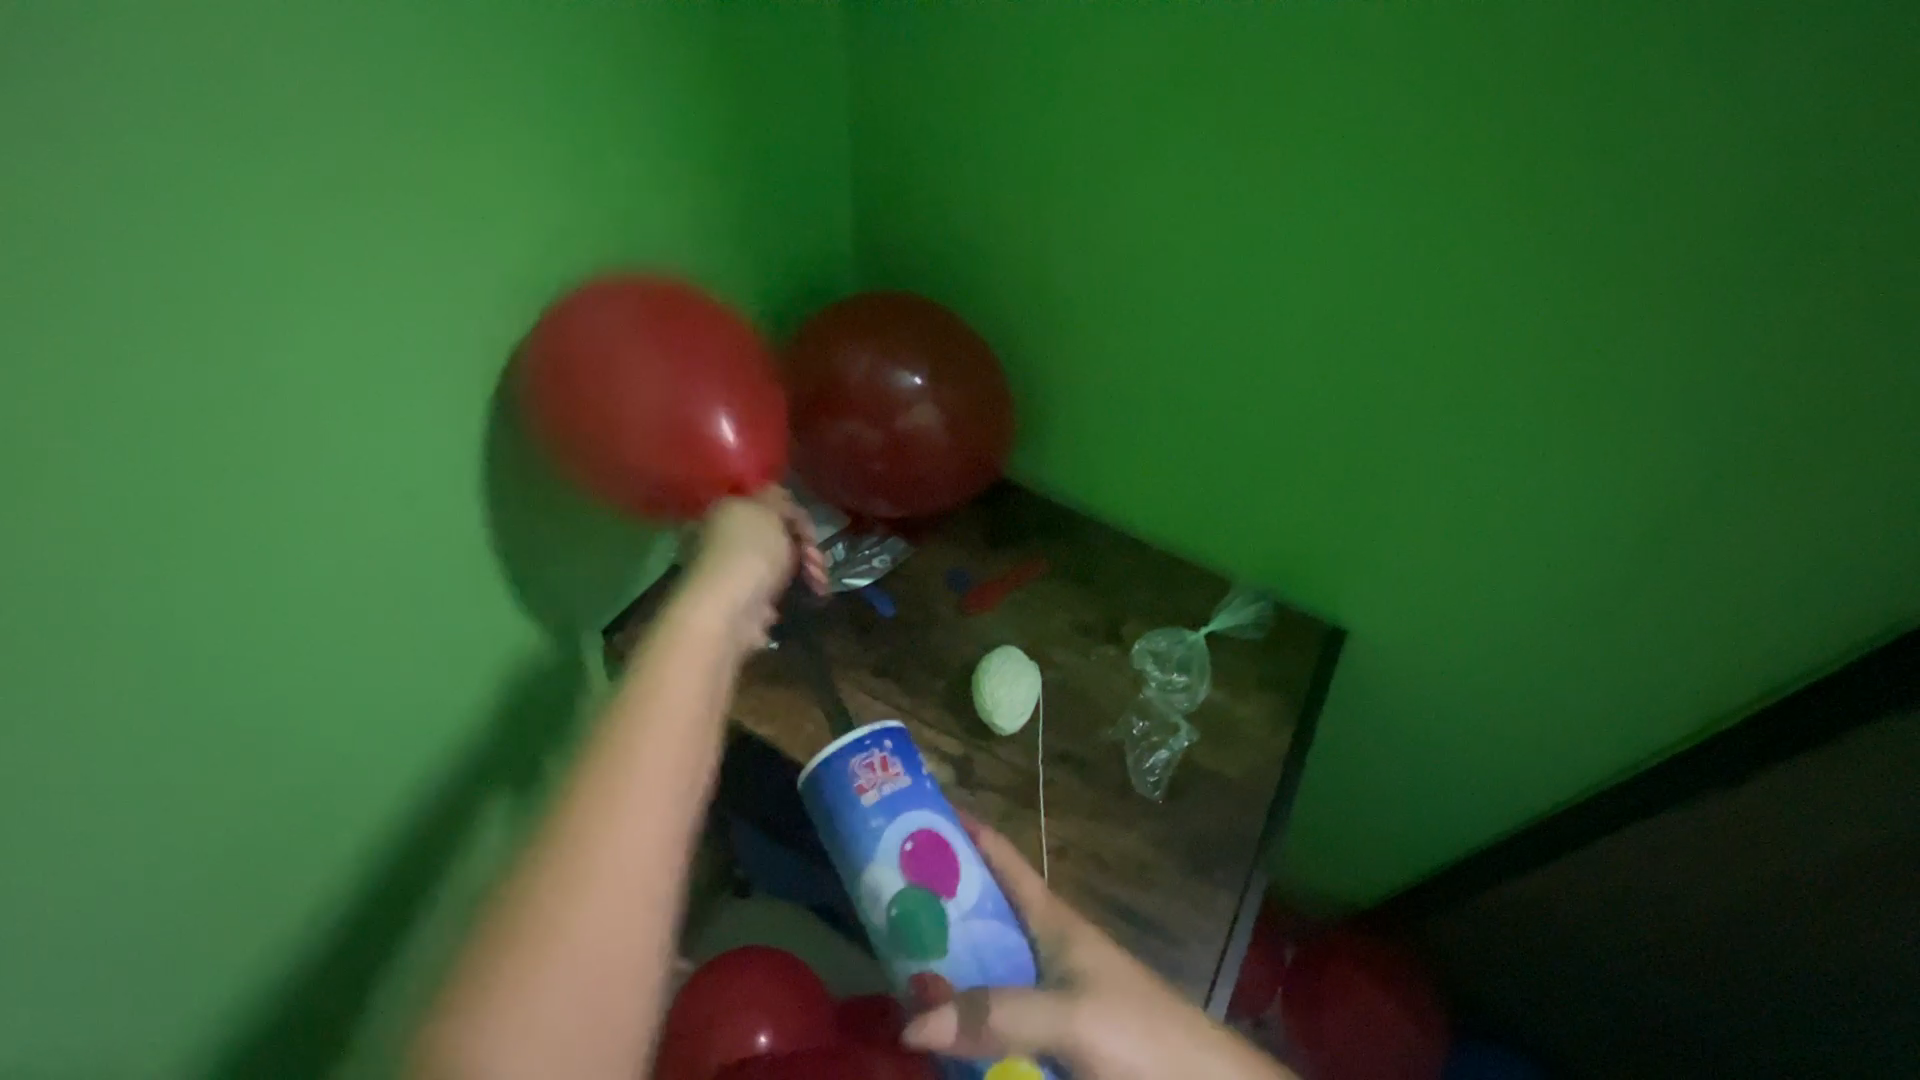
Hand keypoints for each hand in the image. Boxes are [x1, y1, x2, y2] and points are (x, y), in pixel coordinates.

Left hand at [679, 488, 827, 650]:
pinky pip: (782, 584)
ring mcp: (738, 568)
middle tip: (817, 558)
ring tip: (819, 582)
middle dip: (805, 544)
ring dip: (808, 567)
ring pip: (783, 559)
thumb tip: (782, 501)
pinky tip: (813, 592)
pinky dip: (800, 587)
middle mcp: (729, 535)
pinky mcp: (749, 596)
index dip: (794, 513)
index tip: (810, 529)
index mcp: (729, 509)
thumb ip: (779, 500)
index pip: (767, 502)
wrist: (732, 610)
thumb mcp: (771, 511)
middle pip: (778, 533)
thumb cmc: (752, 552)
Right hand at [902, 818, 1294, 1079]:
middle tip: (880, 903)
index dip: (963, 830)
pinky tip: (934, 1032)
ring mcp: (1047, 994)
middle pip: (981, 916)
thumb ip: (997, 1014)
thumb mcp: (1069, 1015)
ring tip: (892, 971)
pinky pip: (993, 1020)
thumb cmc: (1141, 1032)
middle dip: (935, 906)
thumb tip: (911, 1022)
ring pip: (983, 970)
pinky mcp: (1049, 1038)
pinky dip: (964, 1021)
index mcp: (1051, 920)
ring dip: (944, 970)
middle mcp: (1043, 949)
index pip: (1001, 858)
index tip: (917, 813)